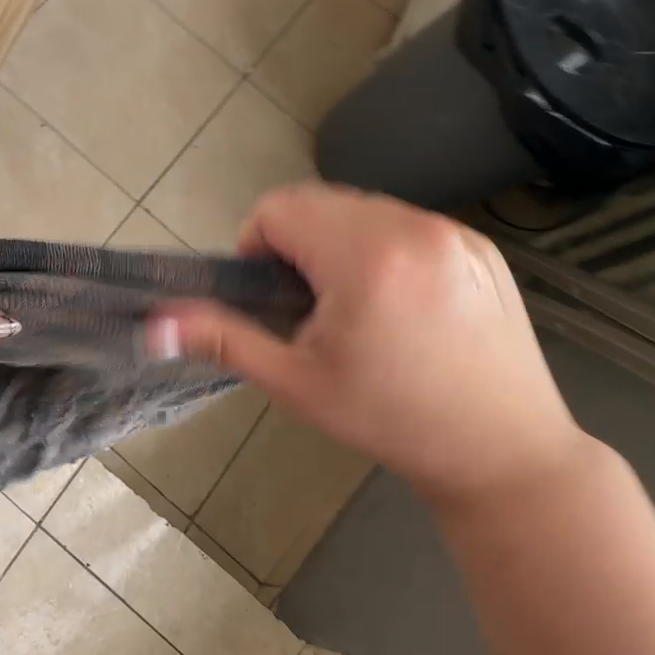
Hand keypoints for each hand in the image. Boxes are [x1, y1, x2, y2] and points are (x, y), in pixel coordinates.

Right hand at [150, 182, 586, 505]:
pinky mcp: (481, 248)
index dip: (257, 247)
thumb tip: (152, 325)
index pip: (278, 208)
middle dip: (295, 243)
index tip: (273, 298)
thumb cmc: (387, 418)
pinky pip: (405, 224)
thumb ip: (221, 339)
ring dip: (336, 243)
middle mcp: (413, 229)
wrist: (502, 452)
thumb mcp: (293, 383)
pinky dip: (381, 249)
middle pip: (318, 202)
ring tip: (351, 306)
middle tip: (307, 307)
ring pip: (361, 209)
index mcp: (364, 258)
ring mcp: (454, 235)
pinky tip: (395, 305)